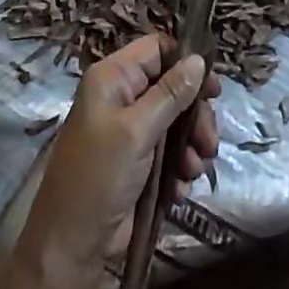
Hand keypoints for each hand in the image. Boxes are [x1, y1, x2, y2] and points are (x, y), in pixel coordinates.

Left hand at [20, 35, 218, 269]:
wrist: (75, 239)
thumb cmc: (100, 173)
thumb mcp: (137, 130)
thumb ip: (170, 94)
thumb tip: (197, 59)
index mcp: (112, 77)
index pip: (156, 49)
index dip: (186, 63)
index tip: (213, 88)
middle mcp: (121, 97)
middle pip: (172, 88)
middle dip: (194, 114)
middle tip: (209, 141)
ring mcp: (130, 130)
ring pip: (176, 123)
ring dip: (191, 146)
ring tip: (194, 170)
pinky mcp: (138, 160)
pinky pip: (170, 153)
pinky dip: (179, 169)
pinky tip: (178, 189)